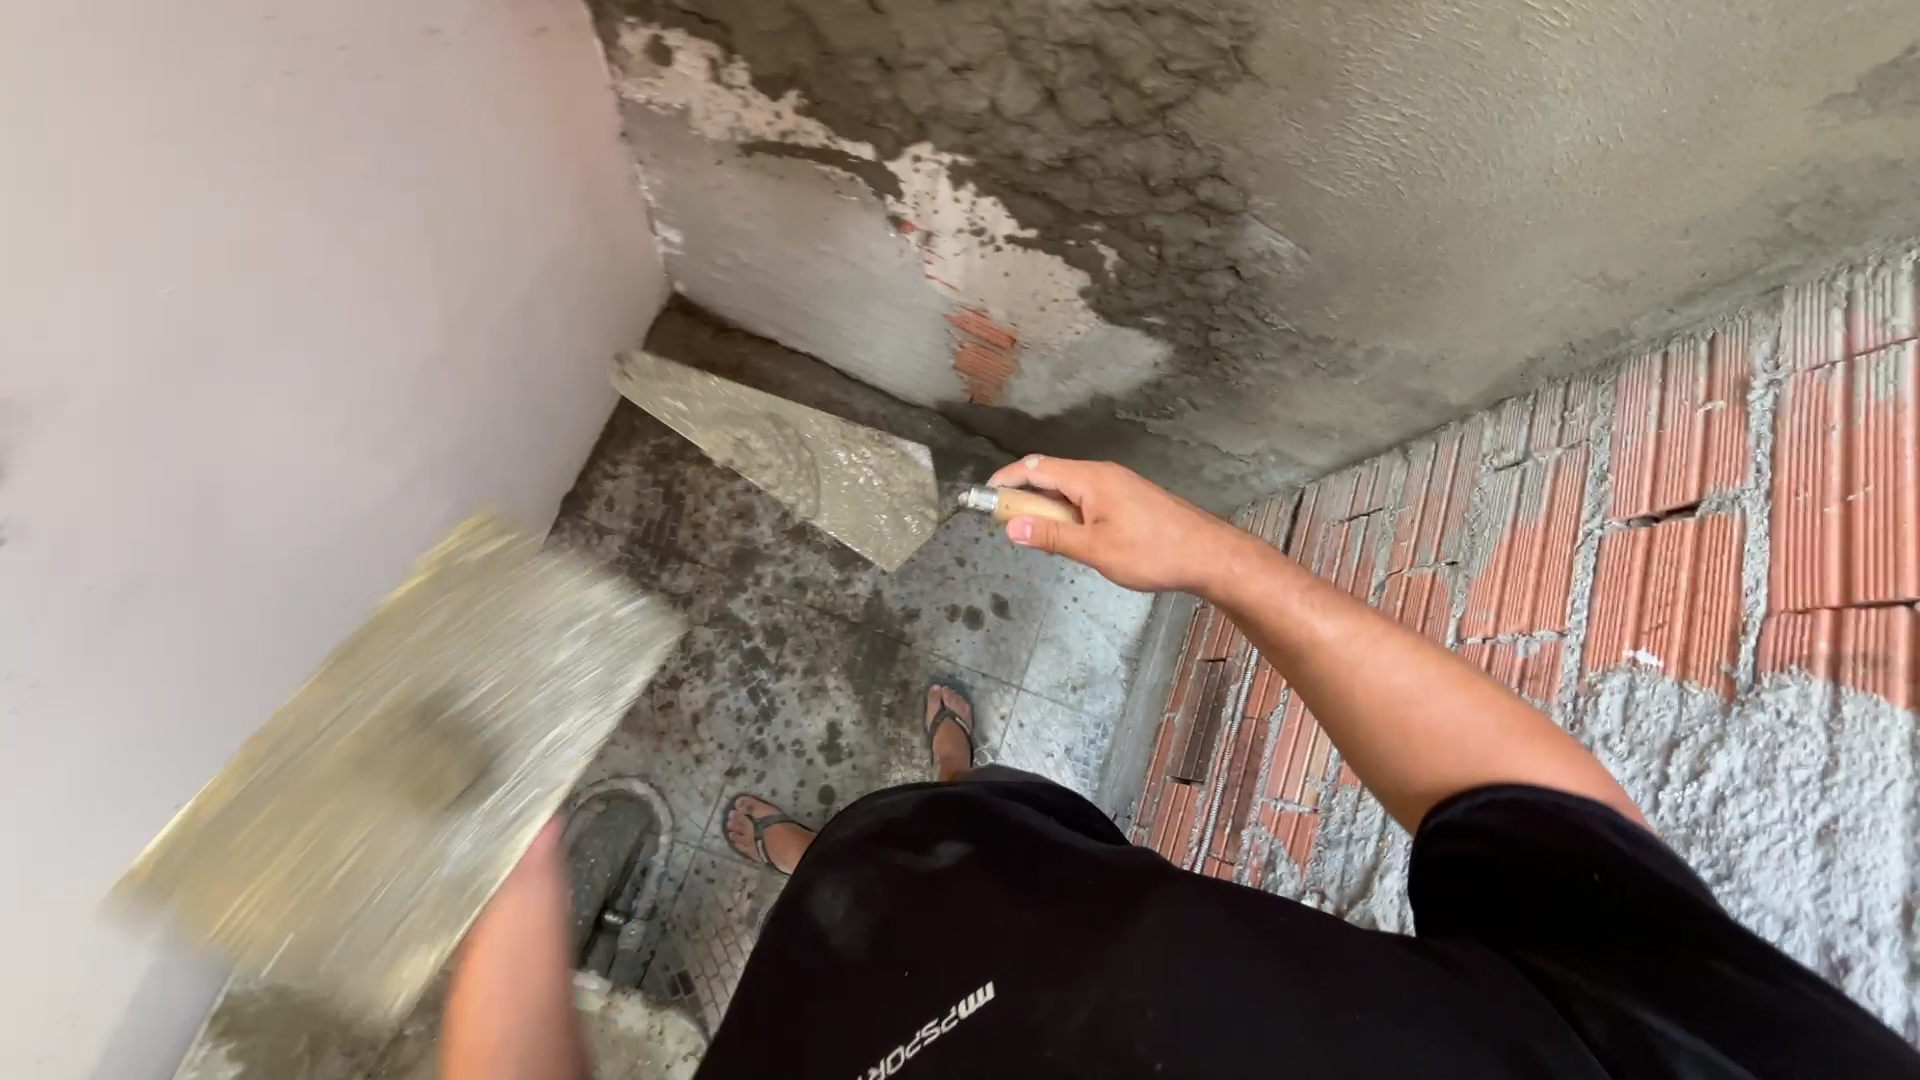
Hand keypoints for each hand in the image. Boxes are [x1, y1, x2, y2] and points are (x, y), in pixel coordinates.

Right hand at [985, 456, 1247, 593]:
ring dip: (1048, 508)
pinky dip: (1069, 513)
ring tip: (1040, 537)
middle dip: (1024, 497)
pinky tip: (1073, 537)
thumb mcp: (1095, 549)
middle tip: (1009, 525)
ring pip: (1069, 489)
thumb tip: (1011, 526)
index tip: (984, 497)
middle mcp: (1102, 474)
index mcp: (1090, 478)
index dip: (1006, 480)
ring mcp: (1117, 485)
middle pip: (1050, 475)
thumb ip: (1051, 536)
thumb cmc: (1153, 552)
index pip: (1035, 468)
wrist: (1209, 555)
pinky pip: (1087, 498)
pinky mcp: (1128, 498)